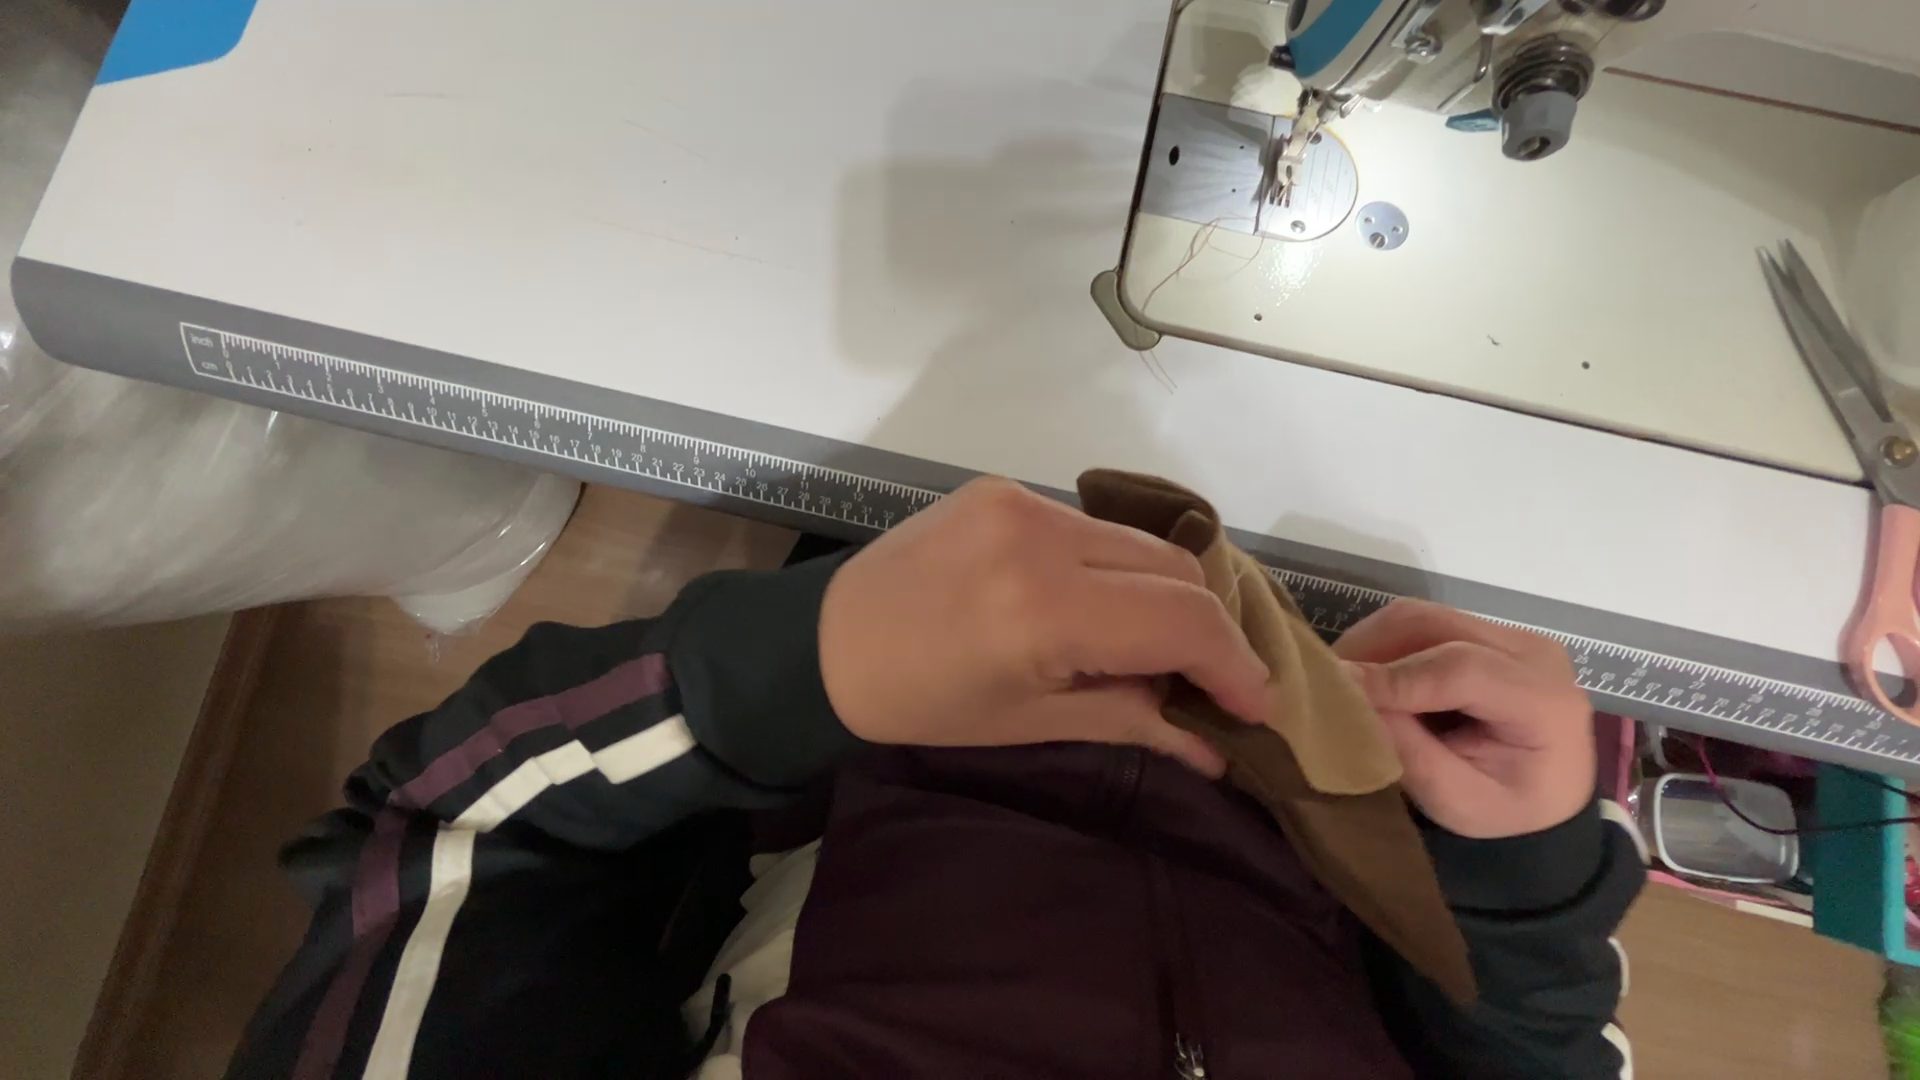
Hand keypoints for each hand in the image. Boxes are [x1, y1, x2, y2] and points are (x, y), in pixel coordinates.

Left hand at [818, 477, 1270, 776]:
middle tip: (1205, 678)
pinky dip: (1113, 566)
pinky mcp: (1001, 487)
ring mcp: (1017, 500)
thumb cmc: (920, 704)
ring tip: (1149, 643)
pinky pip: (1090, 526)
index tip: (1254, 706)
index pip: (1181, 619)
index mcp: (1041, 608)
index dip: (1234, 664)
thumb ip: (1133, 722)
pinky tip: (1093, 603)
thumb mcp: (1029, 724)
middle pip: (1174, 566)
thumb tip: (1217, 747)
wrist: (823, 644)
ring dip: (1161, 593)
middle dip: (1205, 627)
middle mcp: (1037, 535)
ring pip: (1137, 540)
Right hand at [1333, 599, 1594, 838]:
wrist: (1542, 799)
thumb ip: (1408, 752)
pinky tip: (1369, 676)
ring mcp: (1506, 635)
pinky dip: (1380, 644)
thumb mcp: (1457, 801)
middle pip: (1432, 627)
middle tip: (1328, 685)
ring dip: (1369, 644)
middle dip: (1370, 650)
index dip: (1393, 677)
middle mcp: (1530, 653)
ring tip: (1344, 682)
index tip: (1335, 691)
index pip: (1460, 669)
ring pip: (1417, 616)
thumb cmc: (1503, 808)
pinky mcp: (1481, 631)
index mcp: (1543, 702)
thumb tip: (1349, 700)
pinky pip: (1417, 622)